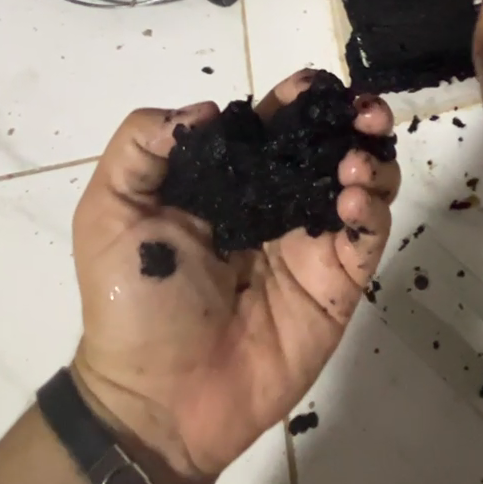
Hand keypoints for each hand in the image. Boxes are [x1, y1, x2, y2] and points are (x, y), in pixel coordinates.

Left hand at [67, 70, 398, 483]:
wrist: (157, 398)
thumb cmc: (133, 301)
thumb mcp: (110, 212)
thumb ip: (142, 145)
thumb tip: (209, 108)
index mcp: (235, 181)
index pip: (277, 125)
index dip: (300, 98)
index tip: (313, 85)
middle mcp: (281, 202)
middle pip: (333, 145)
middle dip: (355, 119)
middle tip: (365, 114)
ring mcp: (313, 243)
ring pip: (364, 183)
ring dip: (371, 160)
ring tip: (354, 163)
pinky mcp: (338, 283)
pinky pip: (369, 236)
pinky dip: (372, 210)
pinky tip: (350, 203)